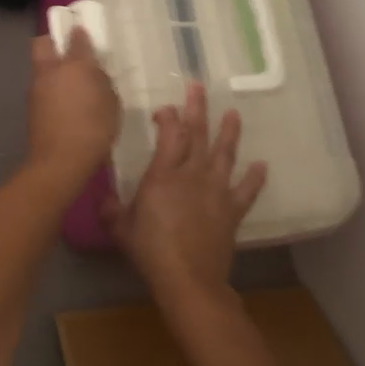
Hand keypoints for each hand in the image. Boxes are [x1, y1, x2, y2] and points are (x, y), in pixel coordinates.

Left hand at [26, 29, 119, 179]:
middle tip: (68, 51)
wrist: (61, 161)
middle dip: (52, 41)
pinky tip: (64, 103)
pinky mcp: (30, 106)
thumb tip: (95, 72)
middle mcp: (51, 70)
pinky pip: (41, 87)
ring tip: (69, 83)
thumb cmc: (94, 129)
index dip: (80, 32)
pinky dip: (50, 89)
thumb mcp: (111, 103)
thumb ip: (102, 82)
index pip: (76, 37)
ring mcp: (37, 88)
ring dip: (51, 68)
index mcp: (76, 65)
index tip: (84, 31)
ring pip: (40, 67)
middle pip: (43, 43)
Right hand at [102, 83, 266, 308]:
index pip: (169, 134)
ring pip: (224, 154)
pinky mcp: (232, 211)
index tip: (165, 110)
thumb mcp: (121, 228)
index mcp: (163, 175)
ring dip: (230, 132)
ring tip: (234, 114)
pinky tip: (262, 166)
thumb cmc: (151, 251)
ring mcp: (215, 191)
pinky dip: (255, 178)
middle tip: (198, 87)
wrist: (188, 279)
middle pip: (197, 134)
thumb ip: (112, 210)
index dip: (168, 117)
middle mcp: (192, 175)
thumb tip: (102, 198)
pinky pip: (246, 191)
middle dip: (198, 108)